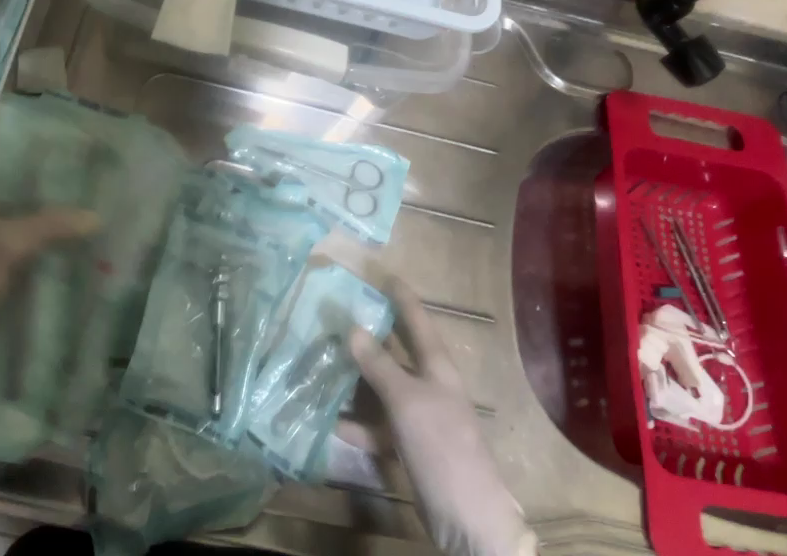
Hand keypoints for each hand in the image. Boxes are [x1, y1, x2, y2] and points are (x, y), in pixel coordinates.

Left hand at [0, 198, 97, 446]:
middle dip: (62, 209)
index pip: (16, 178)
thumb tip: (97, 217)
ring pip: (34, 242)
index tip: (90, 171)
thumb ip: (49, 225)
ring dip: (62, 240)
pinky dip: (55, 267)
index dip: (50, 174)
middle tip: (107, 200)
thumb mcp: (2, 245)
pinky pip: (33, 270)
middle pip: (28, 210)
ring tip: (106, 231)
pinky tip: (87, 265)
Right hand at [348, 281, 536, 555]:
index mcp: (436, 365)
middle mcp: (427, 384)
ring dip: (354, 377)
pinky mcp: (407, 444)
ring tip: (320, 360)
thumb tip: (352, 327)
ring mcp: (418, 415)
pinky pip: (375, 424)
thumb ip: (379, 365)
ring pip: (380, 386)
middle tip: (335, 312)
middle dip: (367, 333)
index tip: (381, 271)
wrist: (467, 515)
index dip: (400, 295)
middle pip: (395, 350)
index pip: (417, 318)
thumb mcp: (407, 400)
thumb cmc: (442, 445)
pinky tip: (326, 419)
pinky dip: (353, 421)